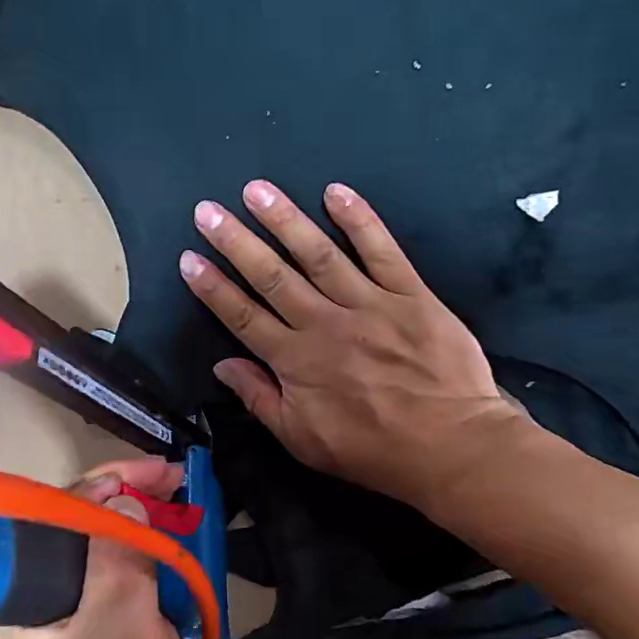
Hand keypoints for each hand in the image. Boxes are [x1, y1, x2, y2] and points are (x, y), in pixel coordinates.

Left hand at [0, 458, 191, 638]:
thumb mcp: (123, 625)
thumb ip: (119, 556)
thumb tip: (125, 496)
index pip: (32, 528)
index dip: (83, 495)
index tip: (130, 478)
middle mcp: (6, 607)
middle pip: (58, 531)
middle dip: (114, 500)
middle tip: (165, 478)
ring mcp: (36, 612)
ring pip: (80, 546)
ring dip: (125, 519)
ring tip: (168, 493)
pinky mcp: (64, 618)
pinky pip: (92, 568)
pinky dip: (126, 547)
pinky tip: (154, 531)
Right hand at [178, 179, 524, 507]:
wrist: (449, 446)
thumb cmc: (370, 449)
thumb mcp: (302, 440)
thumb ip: (260, 399)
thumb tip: (222, 366)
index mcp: (295, 360)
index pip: (243, 315)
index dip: (213, 287)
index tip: (189, 259)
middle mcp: (324, 323)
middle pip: (272, 276)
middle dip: (236, 241)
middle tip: (208, 210)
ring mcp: (368, 304)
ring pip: (318, 254)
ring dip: (285, 219)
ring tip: (256, 190)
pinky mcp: (410, 294)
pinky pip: (381, 250)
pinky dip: (359, 219)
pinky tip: (336, 192)